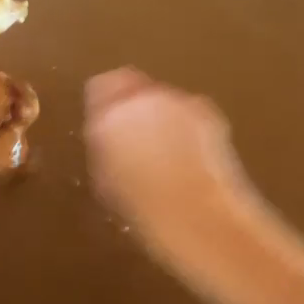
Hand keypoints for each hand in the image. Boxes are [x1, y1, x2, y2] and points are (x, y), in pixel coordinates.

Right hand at [84, 68, 257, 253]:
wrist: (199, 216)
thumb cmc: (146, 210)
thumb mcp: (108, 179)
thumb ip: (104, 146)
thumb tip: (107, 137)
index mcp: (106, 118)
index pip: (98, 89)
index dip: (105, 106)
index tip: (108, 123)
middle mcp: (138, 99)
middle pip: (131, 87)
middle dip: (135, 108)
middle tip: (139, 138)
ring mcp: (175, 100)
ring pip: (161, 97)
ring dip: (163, 115)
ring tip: (169, 150)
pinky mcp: (204, 109)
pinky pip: (188, 109)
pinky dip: (187, 124)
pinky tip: (191, 153)